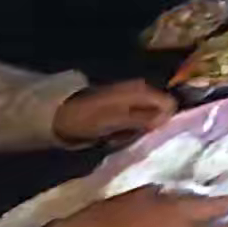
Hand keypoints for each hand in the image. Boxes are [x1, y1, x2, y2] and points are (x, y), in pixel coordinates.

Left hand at [53, 80, 175, 144]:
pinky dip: (129, 127)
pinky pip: (138, 117)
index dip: (165, 120)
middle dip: (150, 126)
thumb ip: (143, 119)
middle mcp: (143, 89)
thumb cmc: (87, 117)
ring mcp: (134, 96)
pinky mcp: (125, 104)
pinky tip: (115, 133)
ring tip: (119, 137)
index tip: (149, 133)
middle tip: (131, 137)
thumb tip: (167, 120)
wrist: (56, 114)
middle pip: (161, 111)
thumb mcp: (116, 120)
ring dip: (137, 129)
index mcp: (144, 91)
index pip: (171, 104)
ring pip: (150, 116)